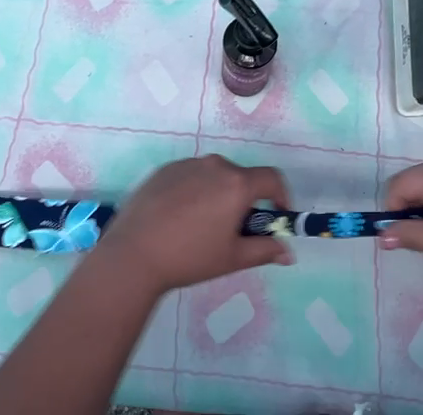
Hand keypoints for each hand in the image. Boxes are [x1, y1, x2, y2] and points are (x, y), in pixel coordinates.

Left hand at [97, 155, 294, 293]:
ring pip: (214, 176)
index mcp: (236, 183)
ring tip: (203, 226)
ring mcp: (187, 164)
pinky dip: (194, 191)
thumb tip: (288, 253)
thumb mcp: (232, 258)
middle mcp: (214, 165)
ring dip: (219, 194)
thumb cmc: (190, 256)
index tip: (276, 216)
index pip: (271, 178)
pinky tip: (178, 218)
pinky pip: (190, 176)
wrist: (134, 253)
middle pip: (241, 178)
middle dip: (245, 200)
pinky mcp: (164, 170)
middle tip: (235, 230)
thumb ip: (265, 250)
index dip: (280, 196)